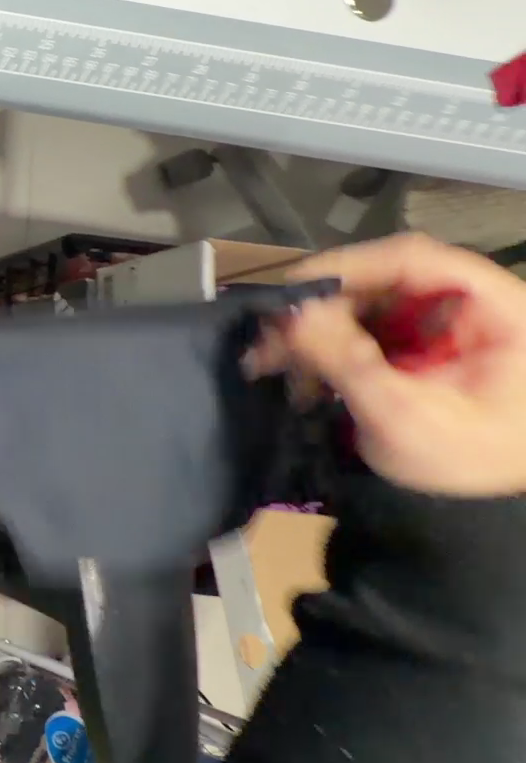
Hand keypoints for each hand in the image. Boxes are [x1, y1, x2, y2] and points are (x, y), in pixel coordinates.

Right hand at [251, 233, 525, 497]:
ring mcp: (439, 329)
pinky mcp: (414, 349)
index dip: (350, 267)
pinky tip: (290, 371)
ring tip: (266, 360)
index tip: (291, 293)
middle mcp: (466, 309)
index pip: (417, 260)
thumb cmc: (468, 459)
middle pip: (379, 282)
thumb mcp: (404, 414)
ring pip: (359, 307)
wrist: (496, 502)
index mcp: (497, 312)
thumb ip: (347, 359)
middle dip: (315, 309)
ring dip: (307, 331)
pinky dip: (317, 348)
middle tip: (266, 338)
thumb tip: (290, 312)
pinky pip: (356, 332)